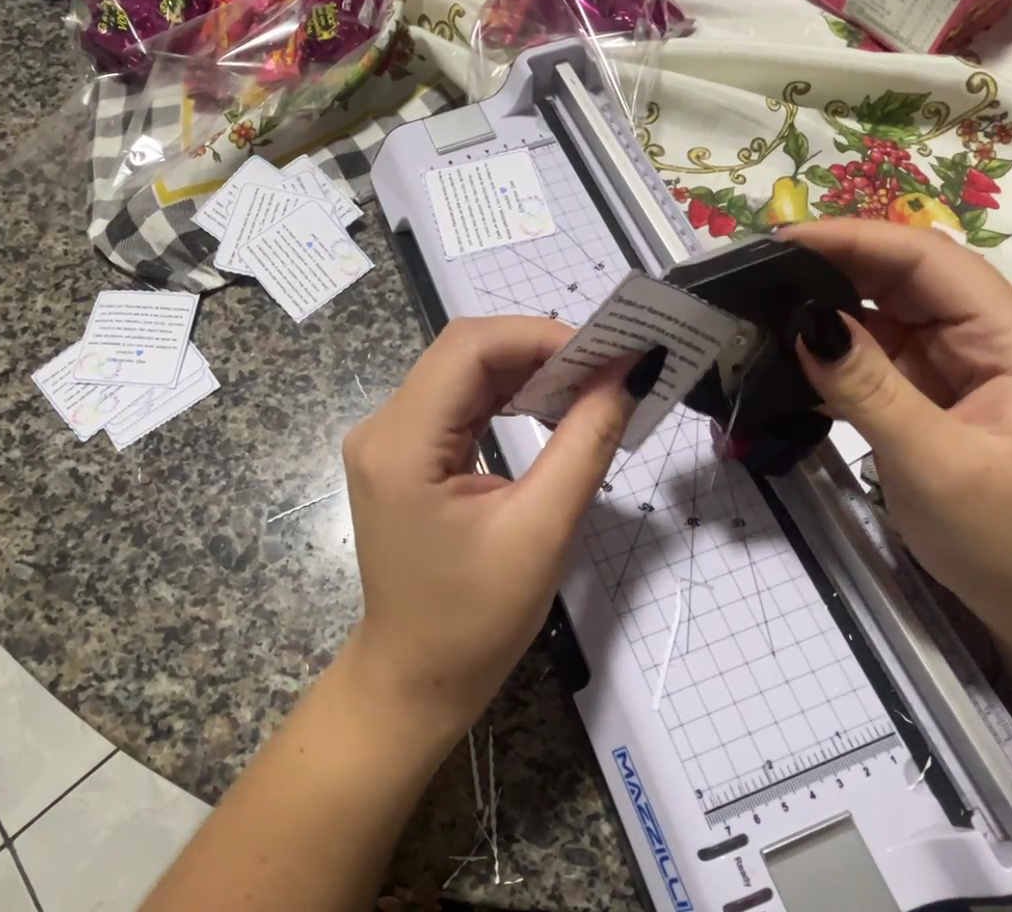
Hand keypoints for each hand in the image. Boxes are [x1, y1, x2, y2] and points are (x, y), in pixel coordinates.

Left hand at [341, 317, 643, 733]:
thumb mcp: (541, 530)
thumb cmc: (476, 619)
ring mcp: (387, 441)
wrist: (418, 675)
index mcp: (401, 444)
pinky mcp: (402, 455)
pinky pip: (457, 404)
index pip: (469, 347)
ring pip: (462, 373)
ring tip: (590, 382)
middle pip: (464, 353)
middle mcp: (383, 428)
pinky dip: (506, 397)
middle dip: (539, 349)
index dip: (540, 335)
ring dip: (526, 370)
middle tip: (609, 364)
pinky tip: (549, 405)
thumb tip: (629, 373)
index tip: (607, 350)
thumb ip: (585, 442)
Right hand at [779, 221, 1011, 647]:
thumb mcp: (937, 463)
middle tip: (756, 269)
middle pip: (901, 278)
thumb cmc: (1009, 538)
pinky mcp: (924, 398)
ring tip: (759, 301)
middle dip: (832, 264)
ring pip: (880, 314)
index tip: (780, 240)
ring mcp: (950, 369)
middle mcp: (980, 339)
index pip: (928, 261)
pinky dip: (830, 349)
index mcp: (1008, 339)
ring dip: (825, 305)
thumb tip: (804, 323)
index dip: (855, 239)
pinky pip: (871, 357)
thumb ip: (871, 390)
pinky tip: (786, 350)